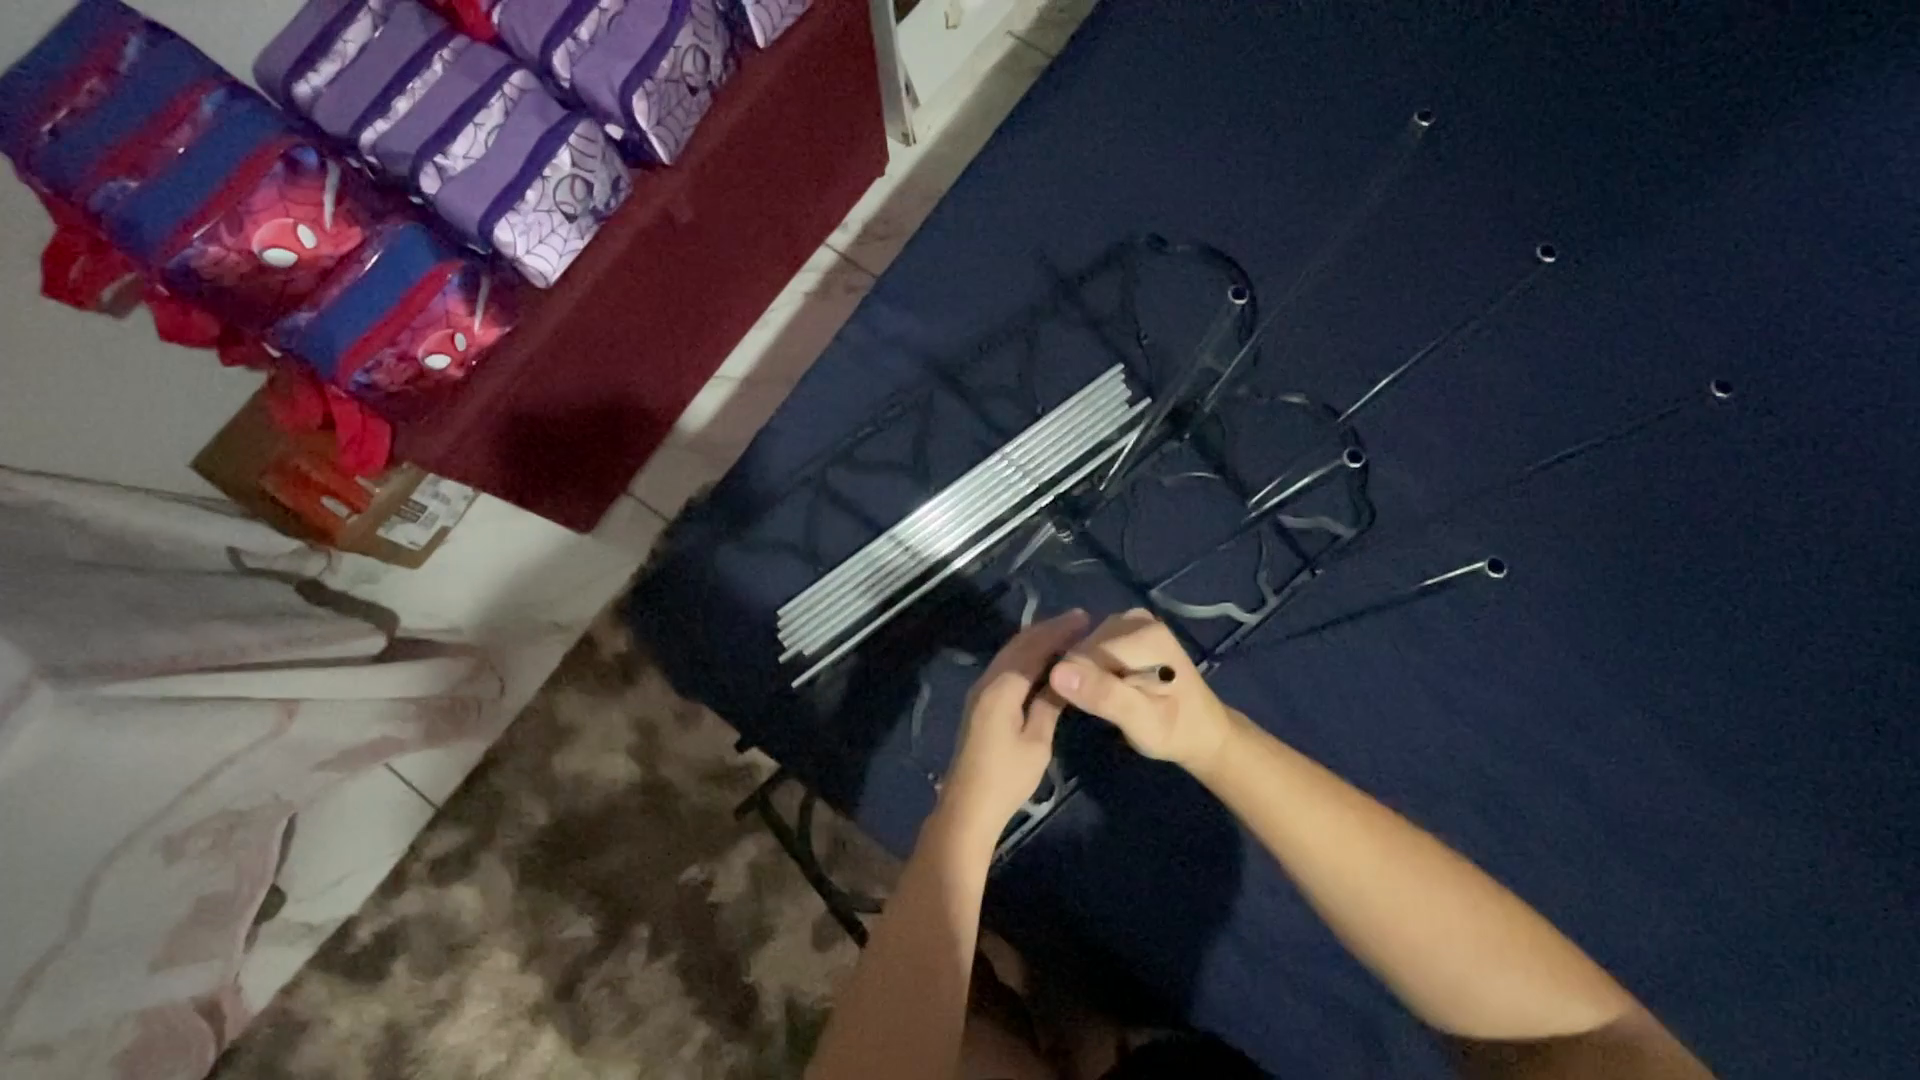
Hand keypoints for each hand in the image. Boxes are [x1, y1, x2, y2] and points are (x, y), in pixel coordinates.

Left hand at [940, 609, 1090, 844]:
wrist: (968, 806)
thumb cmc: (1007, 778)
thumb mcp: (1037, 742)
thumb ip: (1050, 704)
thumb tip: (1067, 676)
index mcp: (1001, 689)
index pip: (1032, 648)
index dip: (1058, 631)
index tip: (1084, 618)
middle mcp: (987, 682)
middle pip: (1018, 645)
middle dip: (1047, 630)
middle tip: (1079, 620)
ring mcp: (980, 692)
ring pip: (1010, 655)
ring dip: (1036, 641)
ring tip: (1066, 634)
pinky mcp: (980, 704)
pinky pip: (1006, 668)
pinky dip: (1026, 657)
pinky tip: (1043, 661)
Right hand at [1046, 609, 1240, 773]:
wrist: (1203, 730)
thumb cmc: (1174, 732)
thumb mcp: (1140, 722)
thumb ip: (1102, 695)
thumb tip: (1056, 673)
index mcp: (1144, 636)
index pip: (1081, 655)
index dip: (1075, 685)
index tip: (1092, 712)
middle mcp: (1136, 619)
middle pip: (1082, 647)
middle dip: (1081, 678)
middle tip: (1104, 708)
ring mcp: (1133, 620)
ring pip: (1084, 646)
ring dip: (1086, 673)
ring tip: (1108, 699)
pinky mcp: (1130, 628)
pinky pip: (1094, 644)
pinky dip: (1093, 666)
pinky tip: (1109, 685)